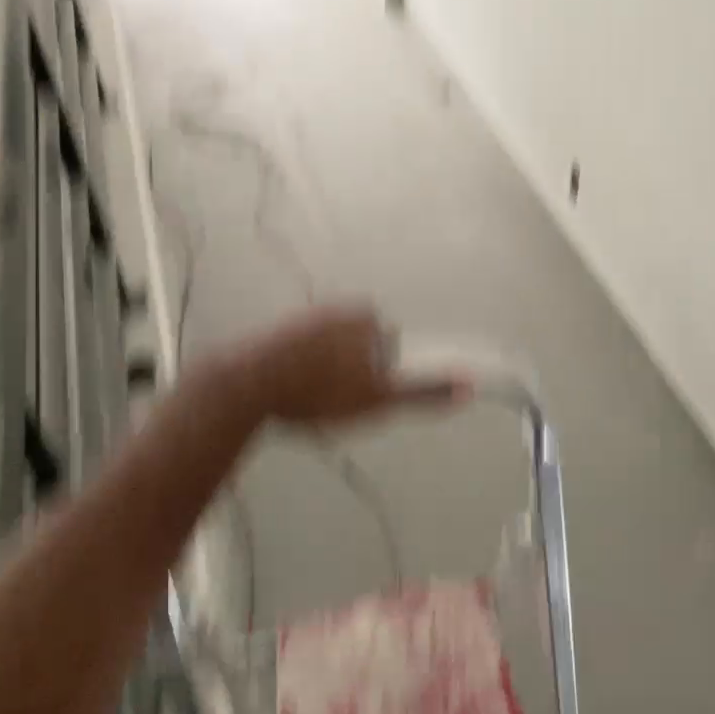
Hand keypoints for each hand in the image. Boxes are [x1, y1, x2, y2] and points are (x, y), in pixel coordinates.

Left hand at [233, 305, 467, 426]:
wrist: (244, 387)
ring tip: (309, 404)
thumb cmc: (319, 392)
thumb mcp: (380, 399)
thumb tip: (470, 387)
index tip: (362, 397)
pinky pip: (299, 357)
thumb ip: (424, 393)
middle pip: (359, 347)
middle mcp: (335, 309)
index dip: (380, 376)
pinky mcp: (272, 335)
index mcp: (365, 317)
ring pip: (328, 353)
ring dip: (324, 376)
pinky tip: (289, 397)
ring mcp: (301, 319)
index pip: (390, 346)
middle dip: (353, 371)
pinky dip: (299, 375)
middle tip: (336, 403)